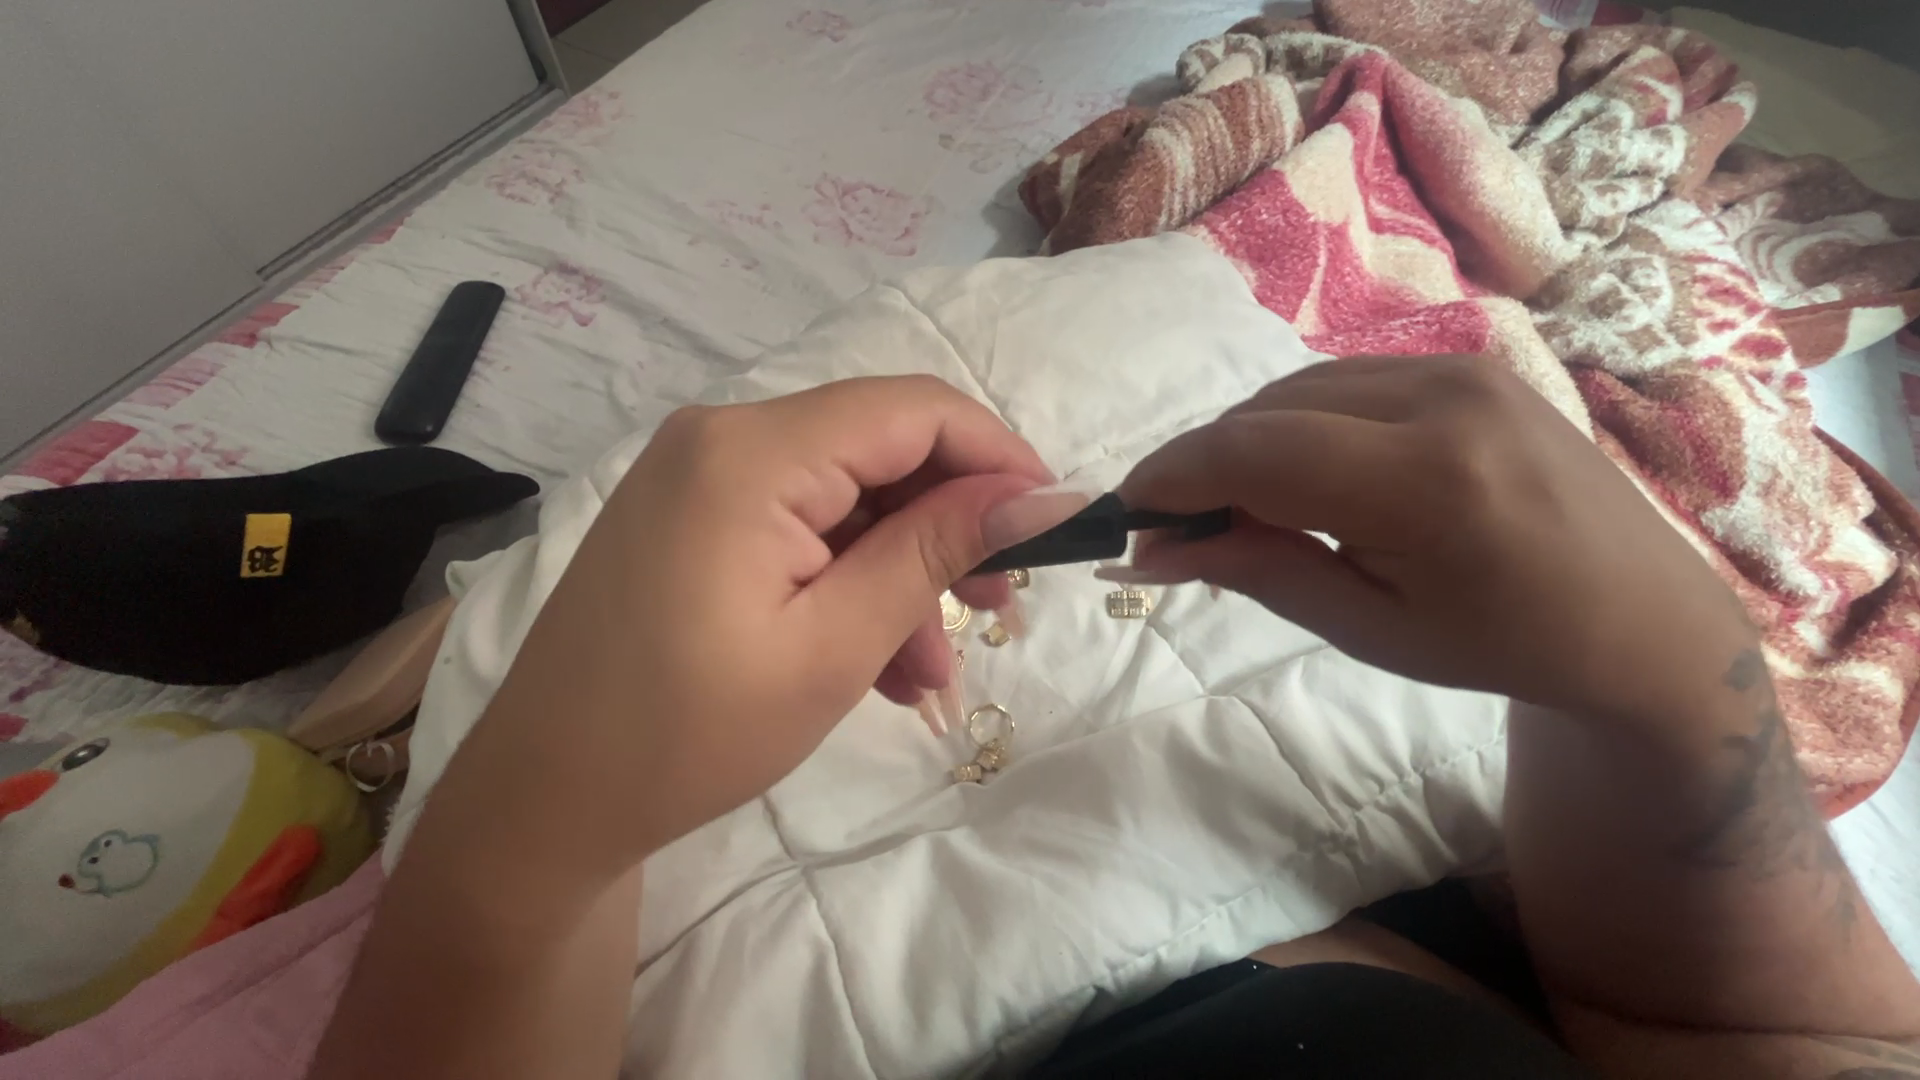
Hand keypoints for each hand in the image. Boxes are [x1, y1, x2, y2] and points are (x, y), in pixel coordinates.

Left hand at [478, 376, 1051, 862]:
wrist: (546, 802)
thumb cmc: (690, 735)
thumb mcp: (835, 645)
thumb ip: (938, 552)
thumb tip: (1042, 496)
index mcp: (751, 452)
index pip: (912, 408)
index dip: (996, 453)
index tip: (1050, 520)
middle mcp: (722, 437)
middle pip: (880, 450)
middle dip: (949, 525)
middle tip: (997, 607)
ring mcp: (700, 476)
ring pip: (848, 498)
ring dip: (902, 572)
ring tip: (929, 671)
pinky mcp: (694, 517)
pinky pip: (803, 527)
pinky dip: (850, 581)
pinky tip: (876, 662)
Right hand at [1108, 355, 1754, 725]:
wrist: (1639, 614)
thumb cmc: (1498, 644)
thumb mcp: (1364, 627)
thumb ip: (1253, 572)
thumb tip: (1149, 551)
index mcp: (1426, 481)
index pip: (1253, 452)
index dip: (1172, 477)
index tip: (1126, 515)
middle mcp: (1441, 398)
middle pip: (1262, 413)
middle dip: (1200, 468)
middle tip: (1178, 531)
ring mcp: (1456, 368)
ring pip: (1290, 391)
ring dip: (1242, 446)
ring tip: (1238, 509)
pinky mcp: (1461, 363)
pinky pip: (1334, 383)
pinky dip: (1288, 426)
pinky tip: (1296, 474)